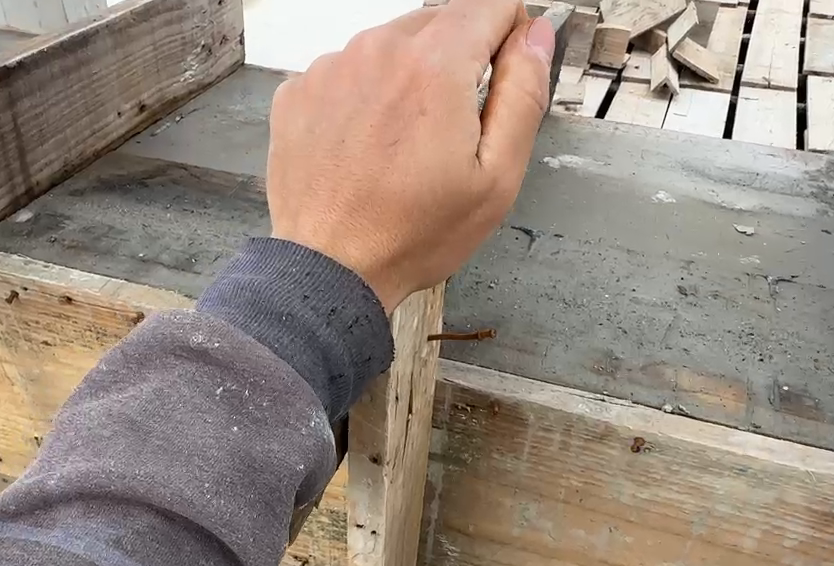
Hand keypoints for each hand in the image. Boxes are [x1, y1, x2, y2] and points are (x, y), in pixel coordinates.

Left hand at [266, 0, 555, 311]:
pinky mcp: (298, 93)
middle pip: (438, 24)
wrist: (330, 271)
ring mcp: (331, 69)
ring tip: (400, 151)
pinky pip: (345, 75)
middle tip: (447, 135)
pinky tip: (363, 152)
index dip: (508, 37)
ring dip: (405, 83)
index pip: (492, 3)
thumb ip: (523, 96)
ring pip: (388, 48)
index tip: (500, 78)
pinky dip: (360, 102)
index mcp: (435, 65)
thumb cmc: (409, 238)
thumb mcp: (495, 181)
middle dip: (454, 65)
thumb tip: (534, 38)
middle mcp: (379, 50)